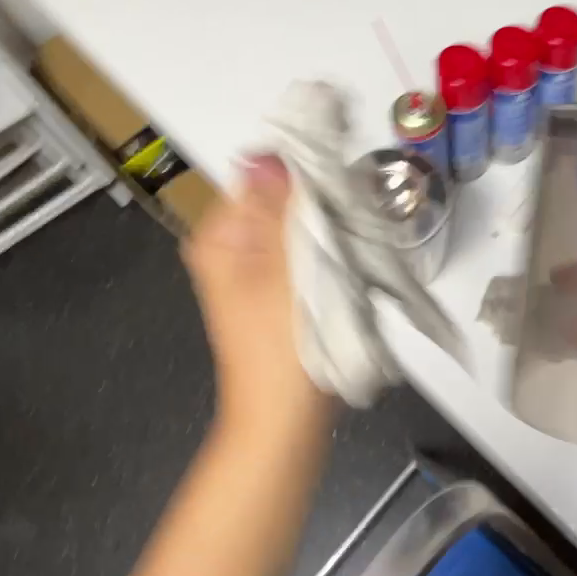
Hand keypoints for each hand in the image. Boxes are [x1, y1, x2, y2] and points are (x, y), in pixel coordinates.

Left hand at [182, 155, 332, 435]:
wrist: (287, 421)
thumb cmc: (280, 354)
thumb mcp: (282, 271)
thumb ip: (280, 210)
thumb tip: (270, 154)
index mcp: (220, 238)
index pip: (262, 175)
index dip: (304, 166)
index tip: (341, 164)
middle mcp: (234, 247)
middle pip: (284, 199)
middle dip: (322, 198)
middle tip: (354, 210)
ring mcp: (260, 268)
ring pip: (303, 223)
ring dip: (332, 223)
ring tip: (356, 236)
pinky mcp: (284, 287)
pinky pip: (310, 249)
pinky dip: (333, 247)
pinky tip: (353, 257)